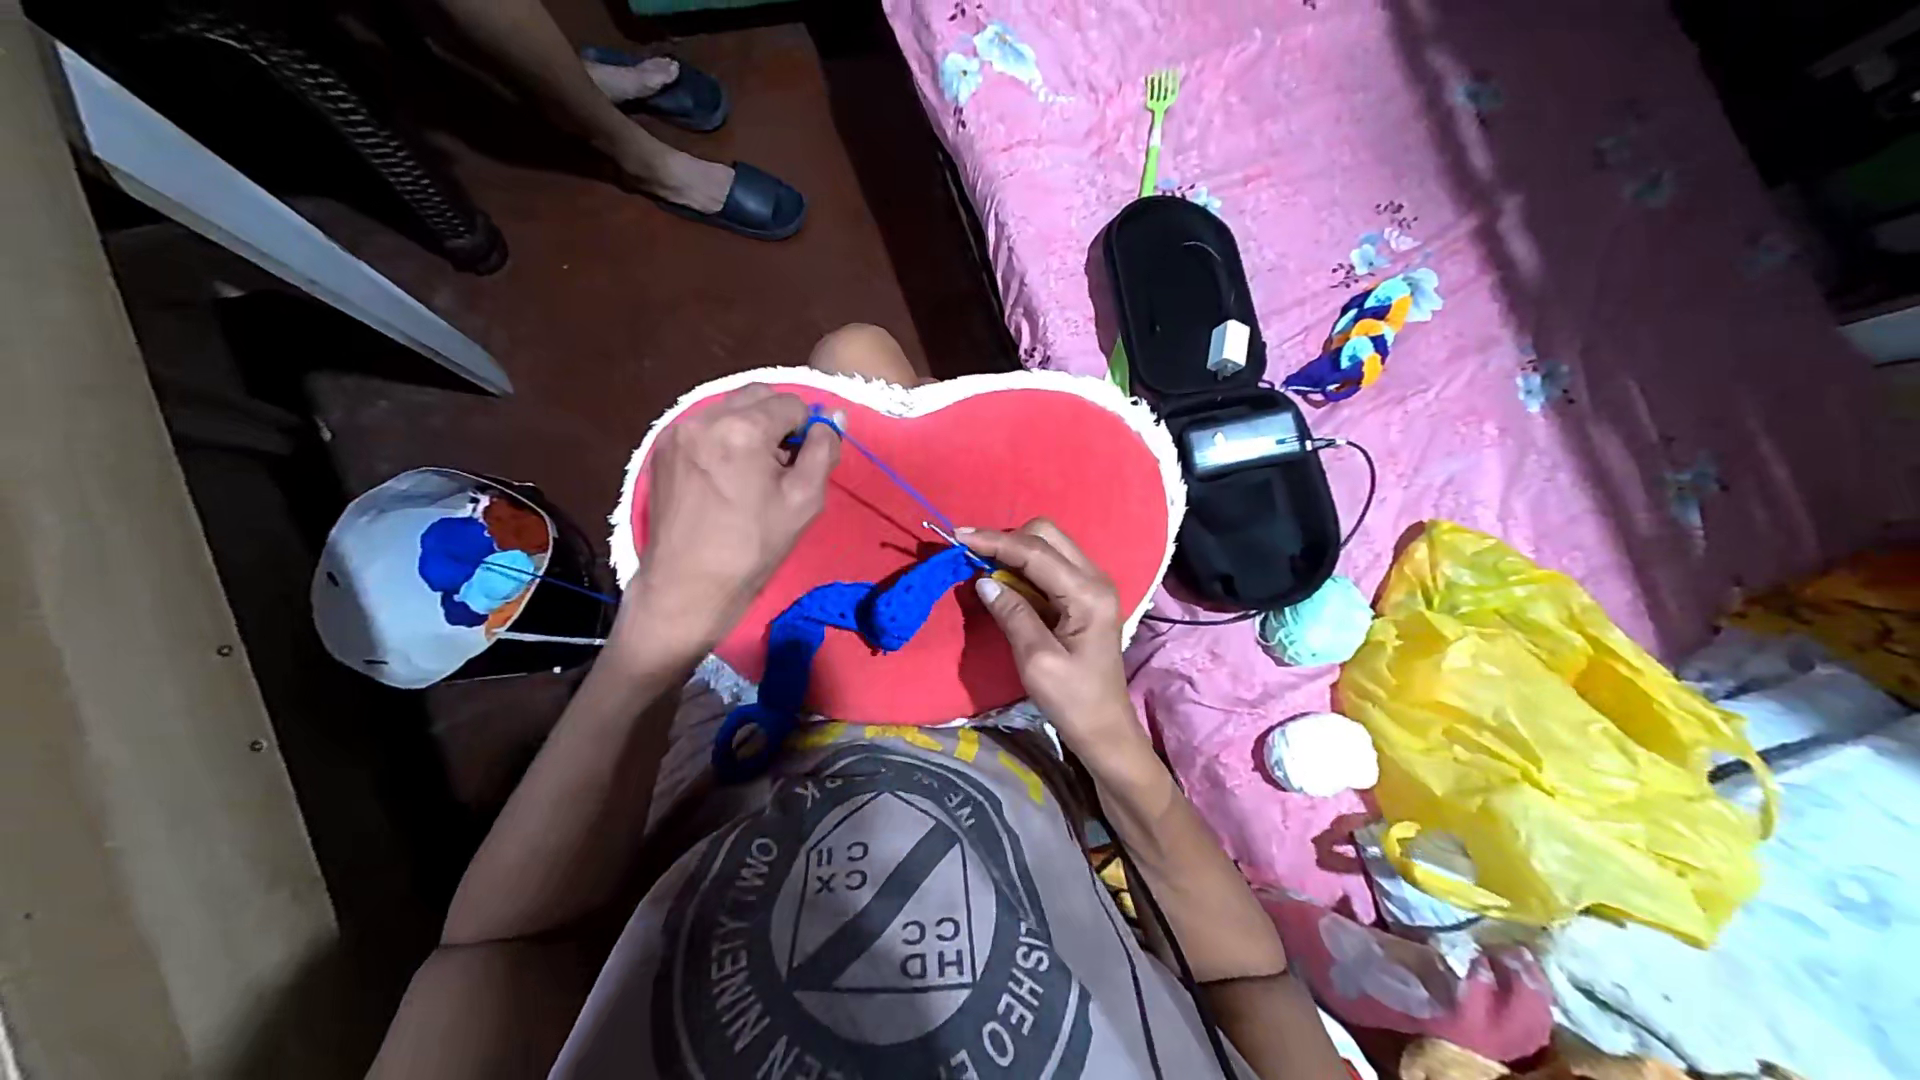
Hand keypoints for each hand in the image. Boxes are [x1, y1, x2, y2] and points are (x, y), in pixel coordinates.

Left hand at [622, 386, 840, 653]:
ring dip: (749, 428)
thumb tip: (831, 419)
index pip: (792, 404)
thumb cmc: (753, 546)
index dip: (806, 432)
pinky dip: (723, 440)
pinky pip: (705, 427)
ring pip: (730, 409)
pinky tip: (724, 477)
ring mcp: (678, 431)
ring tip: (750, 474)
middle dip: (777, 421)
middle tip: (779, 466)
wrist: (689, 584)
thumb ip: (823, 451)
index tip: (800, 466)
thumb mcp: (805, 501)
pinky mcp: (662, 449)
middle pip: (758, 396)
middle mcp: (705, 418)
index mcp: (742, 428)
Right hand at [960, 520, 1147, 760]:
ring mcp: (1093, 585)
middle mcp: (1095, 579)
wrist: (1103, 727)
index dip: (995, 541)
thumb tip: (984, 580)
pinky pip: (1051, 564)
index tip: (959, 537)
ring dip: (1015, 550)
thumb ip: (1012, 614)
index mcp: (1087, 594)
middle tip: (974, 558)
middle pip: (1047, 535)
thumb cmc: (1072, 700)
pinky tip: (1005, 581)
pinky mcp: (1085, 595)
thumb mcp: (1036, 660)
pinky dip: (1025, 565)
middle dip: (1007, 540)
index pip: (1035, 552)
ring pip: (1049, 545)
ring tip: (984, 567)